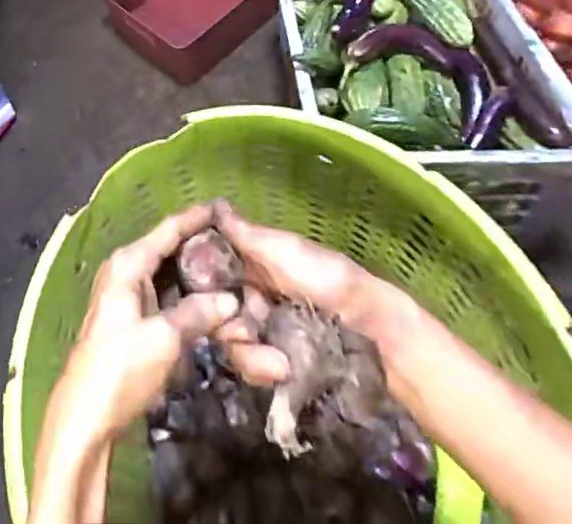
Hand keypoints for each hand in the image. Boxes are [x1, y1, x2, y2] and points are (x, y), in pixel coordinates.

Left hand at [44, 205, 240, 442]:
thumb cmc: (121, 367)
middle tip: (234, 241)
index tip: (221, 206)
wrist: (85, 414)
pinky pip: (162, 293)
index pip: (167, 231)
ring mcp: (124, 294)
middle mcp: (123, 270)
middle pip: (165, 248)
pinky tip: (206, 298)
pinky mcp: (128, 317)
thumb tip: (230, 299)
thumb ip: (198, 313)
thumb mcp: (164, 338)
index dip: (194, 218)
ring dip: (192, 272)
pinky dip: (183, 293)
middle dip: (197, 244)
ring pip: (164, 273)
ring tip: (228, 266)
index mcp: (127, 264)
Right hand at [213, 200, 417, 354]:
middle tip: (247, 333)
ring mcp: (261, 330)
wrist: (372, 330)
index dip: (200, 289)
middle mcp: (248, 296)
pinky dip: (263, 369)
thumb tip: (214, 202)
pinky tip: (284, 369)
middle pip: (213, 314)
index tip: (202, 299)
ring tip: (278, 362)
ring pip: (230, 344)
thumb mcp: (283, 250)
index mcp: (249, 265)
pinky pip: (250, 367)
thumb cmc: (326, 278)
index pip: (208, 275)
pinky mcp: (273, 360)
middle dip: (227, 328)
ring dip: (250, 355)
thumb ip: (244, 234)